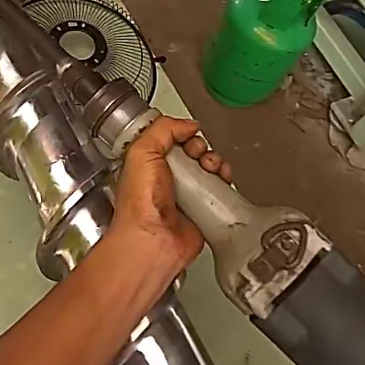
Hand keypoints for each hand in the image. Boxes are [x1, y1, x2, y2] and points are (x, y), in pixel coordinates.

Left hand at [104, 116, 230, 289]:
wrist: (154, 239)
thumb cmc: (139, 204)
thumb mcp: (141, 151)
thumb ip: (163, 129)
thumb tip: (187, 125)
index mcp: (147, 163)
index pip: (170, 138)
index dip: (180, 133)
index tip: (184, 135)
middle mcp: (166, 178)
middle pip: (193, 151)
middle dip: (199, 146)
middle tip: (196, 154)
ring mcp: (186, 194)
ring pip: (208, 167)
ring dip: (214, 160)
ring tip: (209, 167)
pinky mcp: (203, 208)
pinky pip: (219, 188)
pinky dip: (224, 179)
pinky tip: (221, 178)